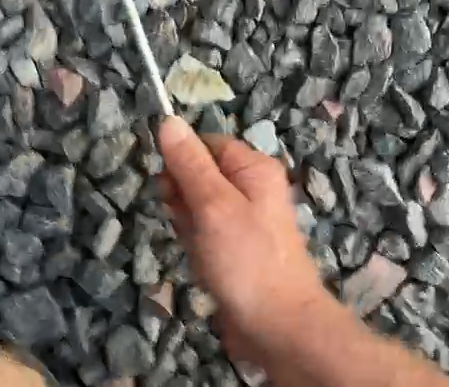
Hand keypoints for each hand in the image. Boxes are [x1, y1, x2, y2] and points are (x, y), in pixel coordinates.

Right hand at [156, 116, 336, 362]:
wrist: (280, 330)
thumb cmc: (247, 259)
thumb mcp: (213, 204)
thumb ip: (188, 162)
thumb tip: (167, 118)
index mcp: (253, 167)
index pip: (205, 143)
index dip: (181, 160)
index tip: (168, 186)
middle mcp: (252, 187)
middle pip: (199, 174)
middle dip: (183, 198)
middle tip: (188, 223)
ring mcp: (245, 220)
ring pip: (198, 207)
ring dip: (188, 226)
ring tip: (200, 250)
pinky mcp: (238, 249)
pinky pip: (206, 234)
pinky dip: (198, 247)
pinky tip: (204, 266)